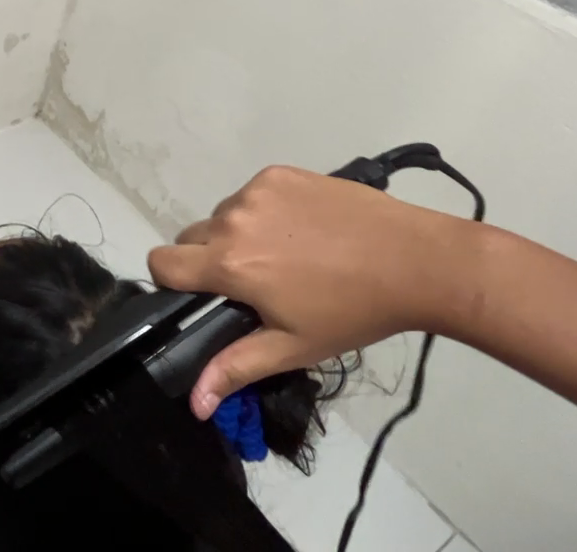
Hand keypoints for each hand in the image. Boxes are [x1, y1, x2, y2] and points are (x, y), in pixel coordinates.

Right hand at [148, 165, 482, 418]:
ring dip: (237, 234)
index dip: (170, 280)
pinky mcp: (278, 173)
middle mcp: (231, 219)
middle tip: (255, 281)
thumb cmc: (352, 311)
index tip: (202, 294)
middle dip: (209, 259)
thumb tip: (195, 403)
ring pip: (222, 215)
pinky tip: (301, 228)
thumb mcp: (293, 346)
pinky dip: (264, 211)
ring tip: (285, 254)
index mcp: (229, 263)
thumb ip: (235, 367)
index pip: (161, 261)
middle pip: (190, 238)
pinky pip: (250, 194)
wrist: (415, 260)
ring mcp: (255, 191)